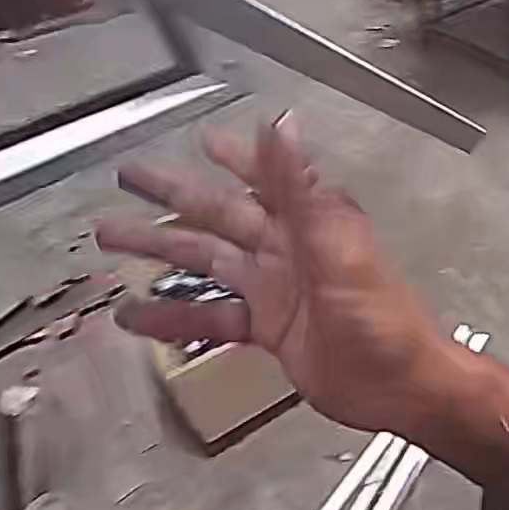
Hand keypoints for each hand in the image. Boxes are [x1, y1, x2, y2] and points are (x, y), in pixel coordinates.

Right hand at [96, 116, 456, 435]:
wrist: (397, 382)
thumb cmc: (380, 317)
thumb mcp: (338, 249)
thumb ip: (302, 190)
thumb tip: (283, 127)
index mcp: (314, 225)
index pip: (271, 179)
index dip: (240, 157)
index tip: (207, 140)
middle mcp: (293, 251)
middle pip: (226, 216)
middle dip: (179, 196)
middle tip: (132, 177)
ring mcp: (280, 291)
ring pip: (211, 261)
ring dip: (164, 248)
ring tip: (112, 236)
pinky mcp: (271, 329)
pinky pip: (214, 317)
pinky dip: (174, 316)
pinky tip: (136, 315)